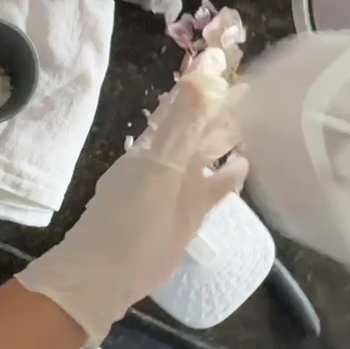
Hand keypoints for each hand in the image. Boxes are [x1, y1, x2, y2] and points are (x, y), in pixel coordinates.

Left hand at [18, 51, 247, 344]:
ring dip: (219, 142)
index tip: (231, 67)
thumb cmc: (132, 229)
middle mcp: (162, 164)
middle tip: (250, 95)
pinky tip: (237, 170)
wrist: (99, 281)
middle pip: (192, 131)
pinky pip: (200, 186)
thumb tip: (203, 70)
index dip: (207, 88)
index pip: (185, 107)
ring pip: (196, 158)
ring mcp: (167, 190)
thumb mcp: (162, 172)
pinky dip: (220, 176)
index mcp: (156, 150)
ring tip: (248, 128)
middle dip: (219, 113)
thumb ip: (184, 122)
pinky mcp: (175, 215)